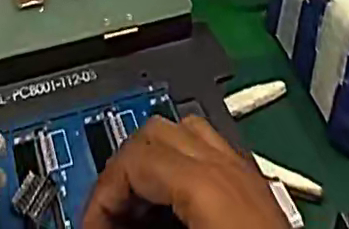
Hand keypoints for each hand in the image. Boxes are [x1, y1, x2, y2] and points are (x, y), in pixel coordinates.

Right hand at [81, 117, 287, 228]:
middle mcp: (227, 162)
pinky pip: (209, 149)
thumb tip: (106, 224)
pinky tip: (173, 206)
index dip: (102, 193)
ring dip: (152, 159)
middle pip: (156, 131)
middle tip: (108, 216)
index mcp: (207, 180)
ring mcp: (245, 168)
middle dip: (123, 169)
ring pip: (184, 129)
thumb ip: (140, 227)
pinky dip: (180, 164)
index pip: (134, 158)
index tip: (91, 225)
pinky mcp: (256, 183)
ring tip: (136, 206)